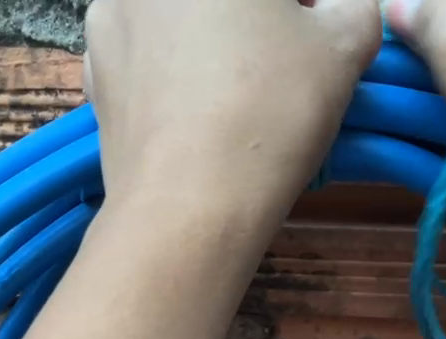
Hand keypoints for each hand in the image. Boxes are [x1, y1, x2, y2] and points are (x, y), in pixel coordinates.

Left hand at [84, 0, 380, 226]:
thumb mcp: (345, 47)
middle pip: (219, 5)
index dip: (301, 12)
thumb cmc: (271, 113)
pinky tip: (195, 120)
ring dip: (209, 45)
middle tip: (279, 66)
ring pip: (177, 23)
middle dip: (253, 23)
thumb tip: (341, 8)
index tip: (312, 36)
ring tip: (235, 100)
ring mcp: (110, 19)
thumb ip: (353, 7)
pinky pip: (144, 63)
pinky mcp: (93, 76)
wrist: (188, 211)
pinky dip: (171, 79)